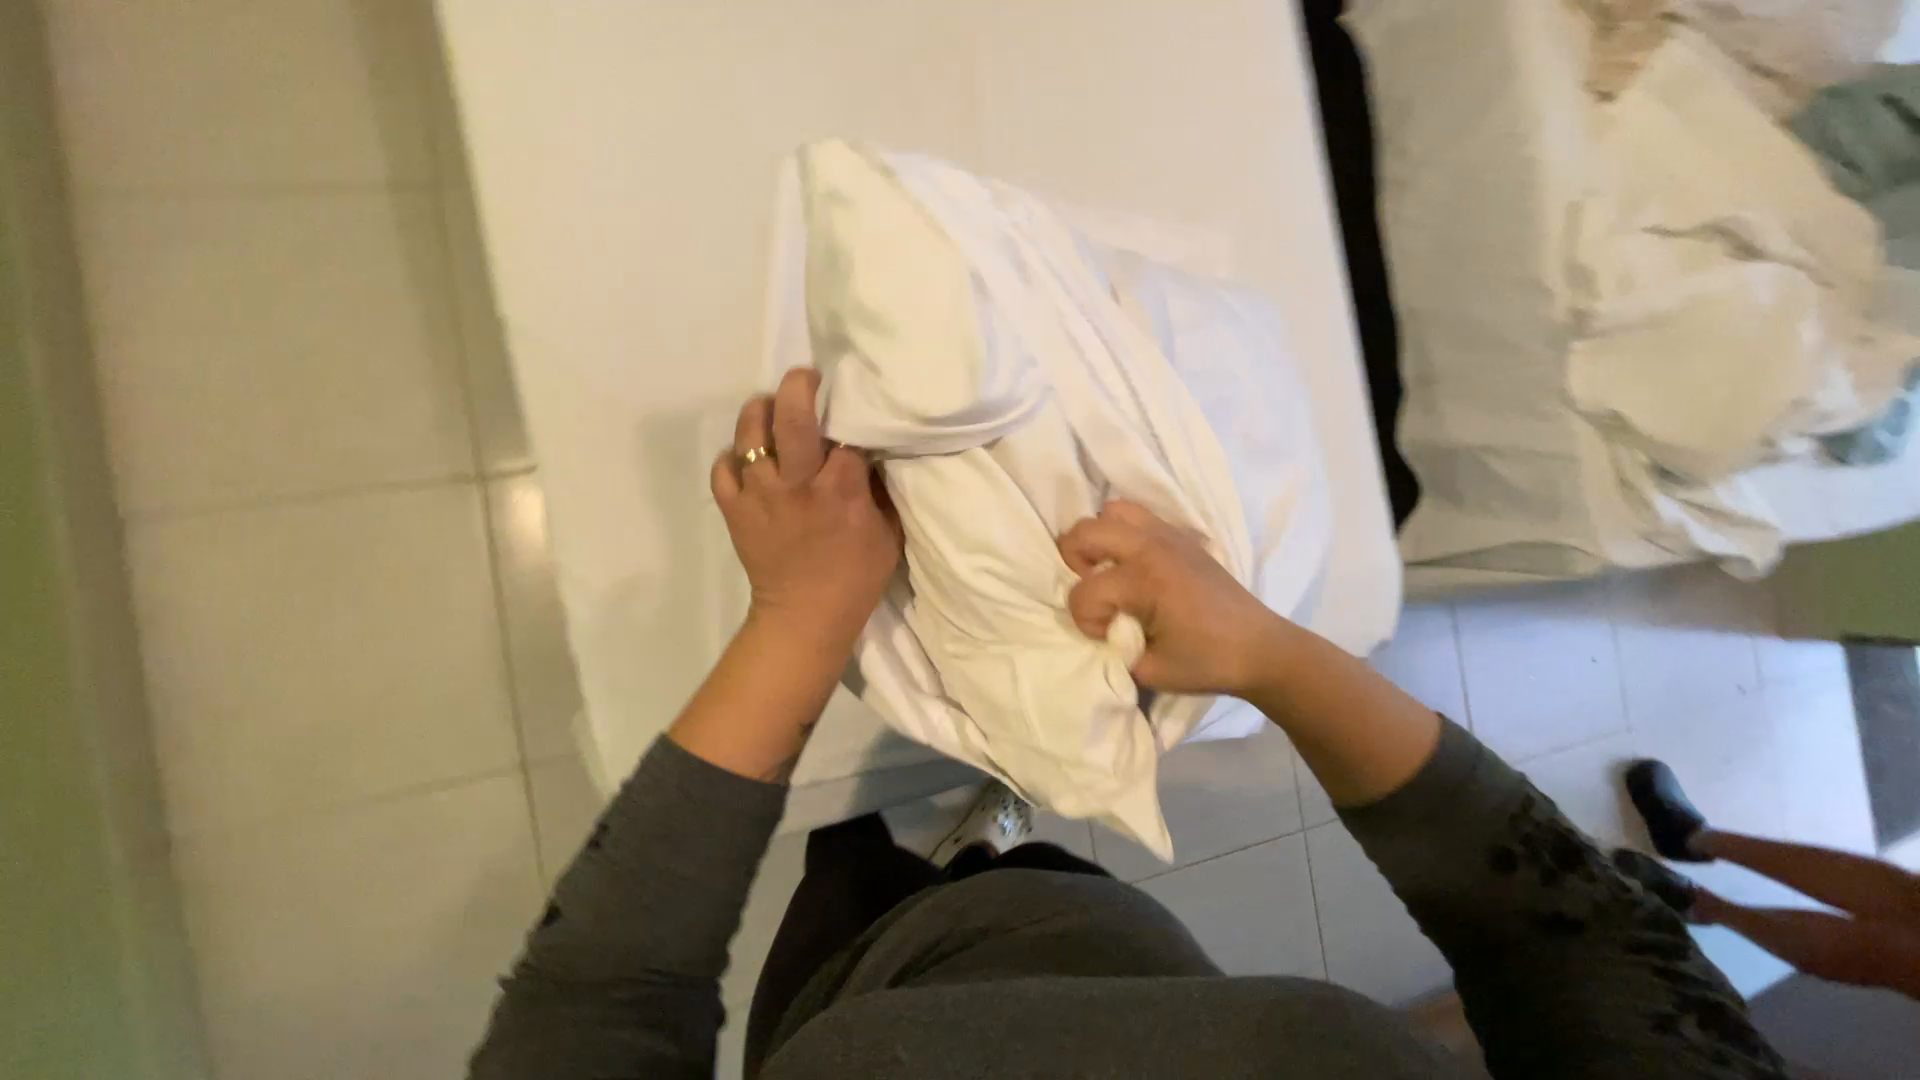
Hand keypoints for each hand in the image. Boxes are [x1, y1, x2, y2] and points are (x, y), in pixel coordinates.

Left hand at [710, 367, 902, 654]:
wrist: (806, 617)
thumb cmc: (857, 576)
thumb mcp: (890, 532)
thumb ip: (881, 489)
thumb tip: (874, 452)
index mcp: (840, 488)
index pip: (845, 430)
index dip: (850, 413)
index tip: (853, 406)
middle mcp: (796, 483)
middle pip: (792, 414)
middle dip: (800, 385)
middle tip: (808, 379)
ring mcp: (759, 494)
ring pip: (750, 431)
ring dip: (762, 412)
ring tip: (773, 411)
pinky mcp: (733, 510)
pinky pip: (723, 467)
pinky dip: (734, 456)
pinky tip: (749, 457)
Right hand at [1058, 500, 1283, 696]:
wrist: (1259, 648)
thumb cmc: (1207, 662)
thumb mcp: (1149, 670)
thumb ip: (1113, 648)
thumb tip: (1101, 630)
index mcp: (1145, 581)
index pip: (1083, 591)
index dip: (1086, 620)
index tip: (1109, 636)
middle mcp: (1152, 548)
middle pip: (1084, 531)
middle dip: (1075, 564)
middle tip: (1095, 591)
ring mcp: (1168, 535)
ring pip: (1111, 511)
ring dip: (1100, 540)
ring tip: (1111, 570)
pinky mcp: (1182, 536)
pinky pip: (1138, 516)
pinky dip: (1124, 534)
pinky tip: (1134, 566)